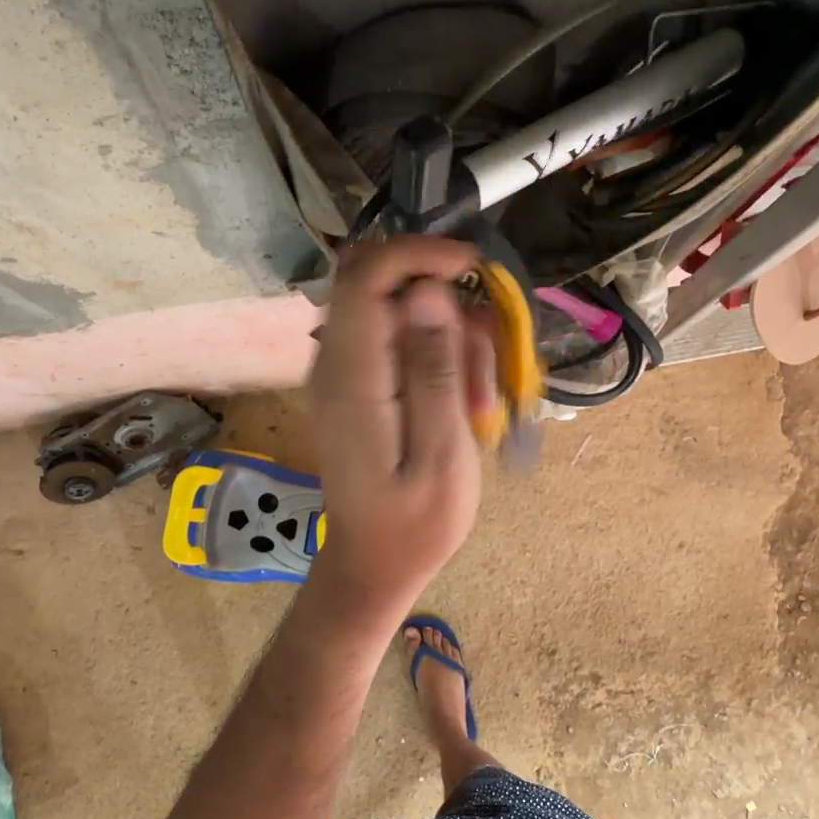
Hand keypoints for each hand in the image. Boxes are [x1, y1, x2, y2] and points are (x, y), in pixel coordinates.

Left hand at [307, 235, 495, 606]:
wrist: (372, 564)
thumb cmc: (414, 524)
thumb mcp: (441, 453)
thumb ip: (434, 369)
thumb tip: (427, 292)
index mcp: (351, 378)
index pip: (364, 277)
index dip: (417, 254)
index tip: (472, 268)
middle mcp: (334, 364)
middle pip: (381, 285)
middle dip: (442, 303)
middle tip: (484, 357)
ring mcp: (342, 375)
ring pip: (397, 313)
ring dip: (449, 341)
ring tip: (481, 405)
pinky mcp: (356, 386)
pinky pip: (397, 343)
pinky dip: (437, 359)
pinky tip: (462, 406)